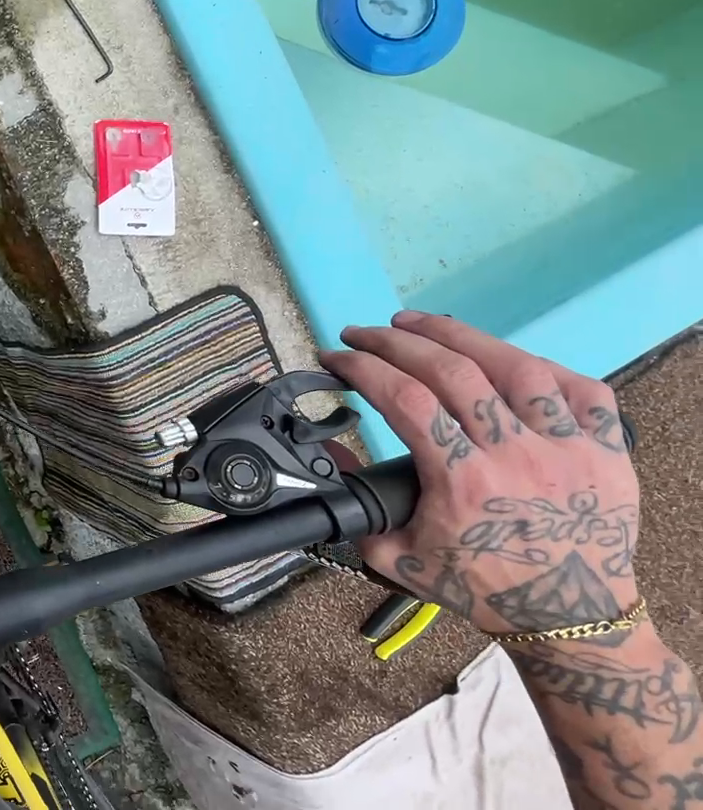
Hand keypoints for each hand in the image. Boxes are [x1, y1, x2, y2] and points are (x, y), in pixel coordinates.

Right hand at [321, 311, 640, 638]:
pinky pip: (582, 389)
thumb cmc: (476, 586)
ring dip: (458, 335)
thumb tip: (330, 452)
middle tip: (362, 332)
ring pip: (515, 366)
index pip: (404, 399)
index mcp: (463, 481)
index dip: (361, 367)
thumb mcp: (392, 553)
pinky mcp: (610, 453)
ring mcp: (571, 450)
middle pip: (452, 371)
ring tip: (419, 323)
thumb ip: (353, 503)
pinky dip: (537, 364)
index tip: (333, 358)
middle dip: (395, 341)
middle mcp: (518, 456)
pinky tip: (500, 357)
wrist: (574, 619)